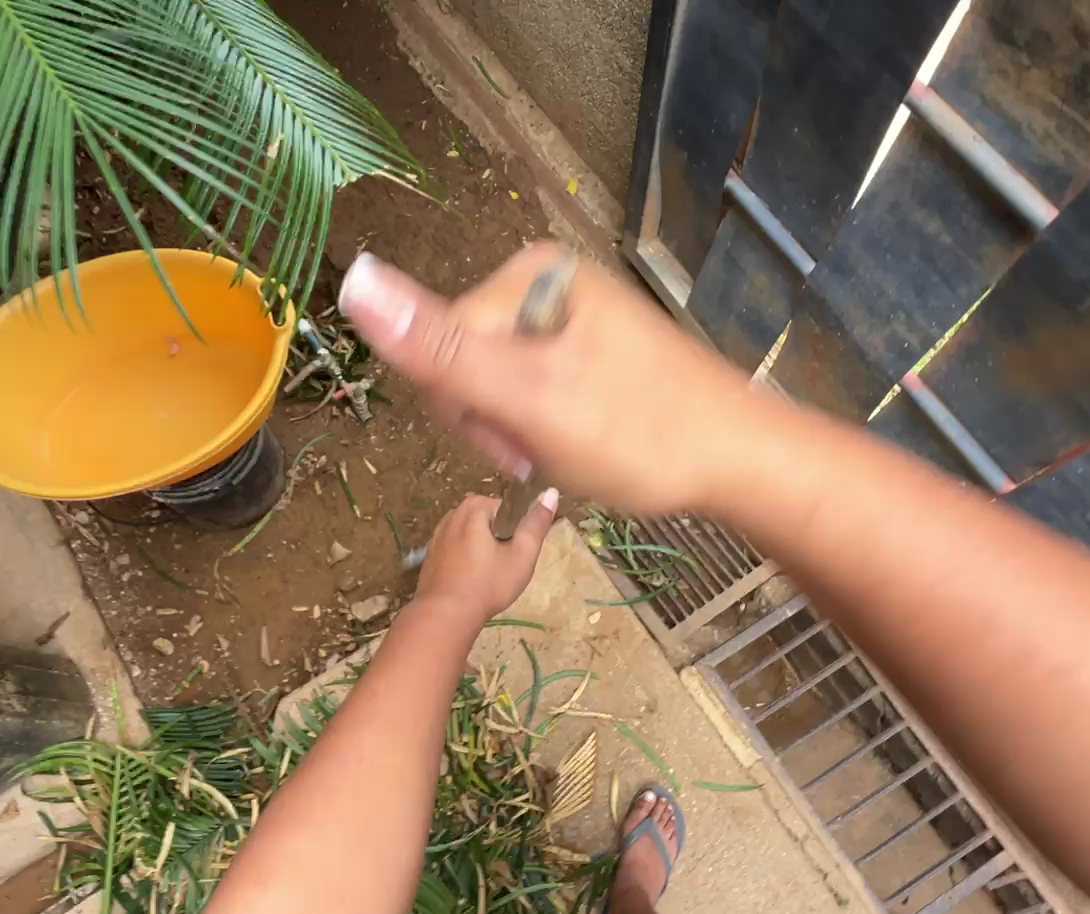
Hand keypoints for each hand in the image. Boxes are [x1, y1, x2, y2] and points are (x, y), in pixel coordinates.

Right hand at [338, 244, 769, 515]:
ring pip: (492, 386)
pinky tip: (574, 446)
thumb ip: (442, 348)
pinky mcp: (583, 353)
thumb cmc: (638, 431)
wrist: (736, 461)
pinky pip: (527, 393)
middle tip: (539, 453)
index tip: (515, 444)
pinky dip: (539, 429)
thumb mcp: (530, 396)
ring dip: (514, 432)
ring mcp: (565, 320)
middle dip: (490, 422)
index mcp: (525, 276)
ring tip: (561, 455)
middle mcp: (542, 284)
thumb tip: (353, 278)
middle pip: (463, 361)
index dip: (463, 410)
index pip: (436, 342)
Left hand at [413, 492, 557, 621]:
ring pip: (471, 536)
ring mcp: (437, 534)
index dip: (517, 531)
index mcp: (474, 508)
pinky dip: (465, 561)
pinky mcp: (430, 554)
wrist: (445, 614)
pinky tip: (469, 581)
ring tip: (488, 577)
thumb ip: (537, 523)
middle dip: (499, 540)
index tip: (517, 554)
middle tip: (505, 567)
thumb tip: (551, 492)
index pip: (508, 509)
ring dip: (482, 550)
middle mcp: (452, 514)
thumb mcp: (522, 555)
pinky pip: (456, 550)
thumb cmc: (488, 584)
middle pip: (488, 522)